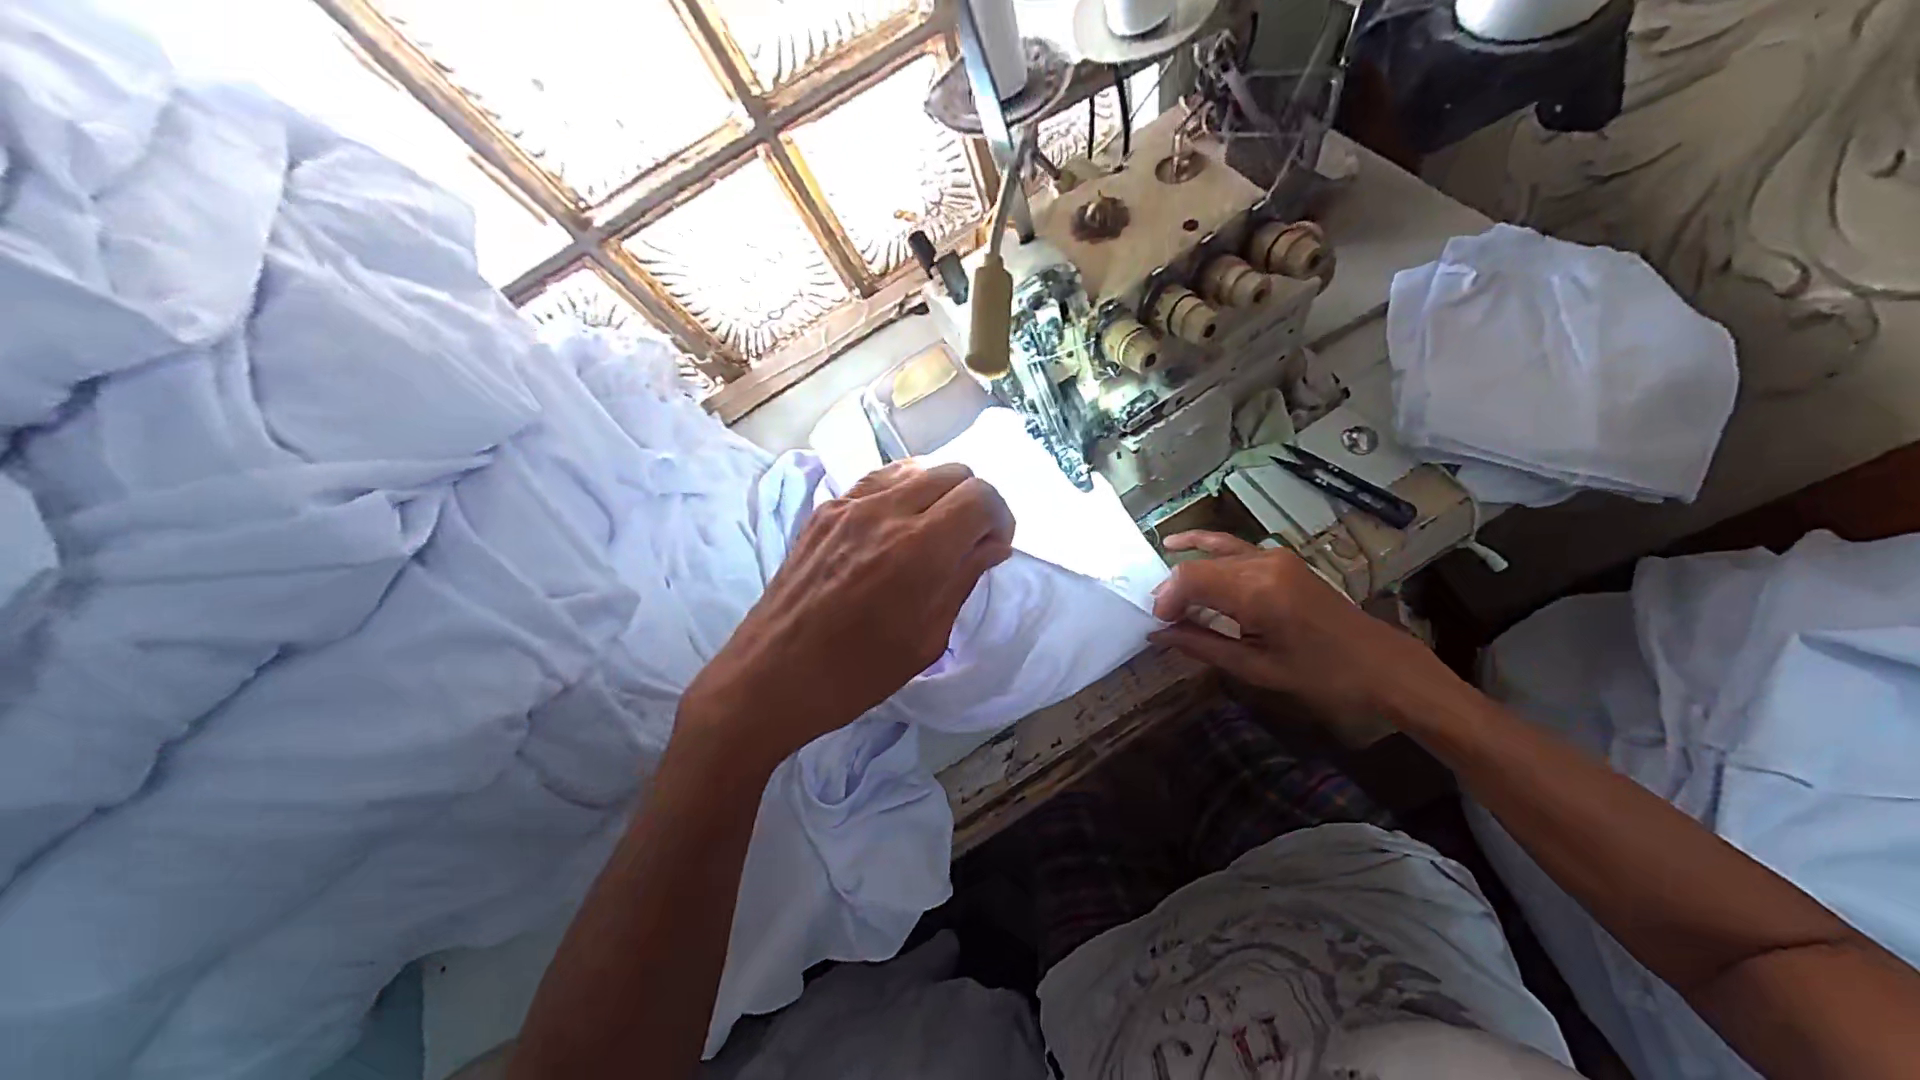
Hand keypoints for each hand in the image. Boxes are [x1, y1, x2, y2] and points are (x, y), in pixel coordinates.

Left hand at [679, 461, 1014, 769]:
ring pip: (916, 467)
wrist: (771, 676)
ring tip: (934, 530)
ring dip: (938, 492)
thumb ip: (963, 579)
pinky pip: (878, 480)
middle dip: (974, 501)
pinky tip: (898, 524)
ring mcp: (849, 505)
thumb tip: (991, 544)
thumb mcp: (927, 639)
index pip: (981, 496)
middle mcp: (886, 512)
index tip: (995, 546)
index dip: (1001, 517)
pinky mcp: (824, 510)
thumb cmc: (856, 673)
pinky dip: (902, 491)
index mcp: (918, 549)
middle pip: (953, 471)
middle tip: (970, 539)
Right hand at [1147, 531, 1460, 724]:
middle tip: (1164, 621)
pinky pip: (1232, 547)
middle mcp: (1263, 563)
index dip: (1165, 600)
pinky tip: (1180, 543)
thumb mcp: (1256, 667)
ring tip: (1170, 601)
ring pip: (1211, 555)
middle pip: (1197, 565)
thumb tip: (1159, 635)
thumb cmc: (1321, 674)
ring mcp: (1273, 556)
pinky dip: (1205, 549)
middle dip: (1173, 592)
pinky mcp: (1280, 558)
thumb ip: (1202, 645)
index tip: (1160, 627)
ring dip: (1187, 576)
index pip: (1189, 579)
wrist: (1379, 663)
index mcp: (1257, 591)